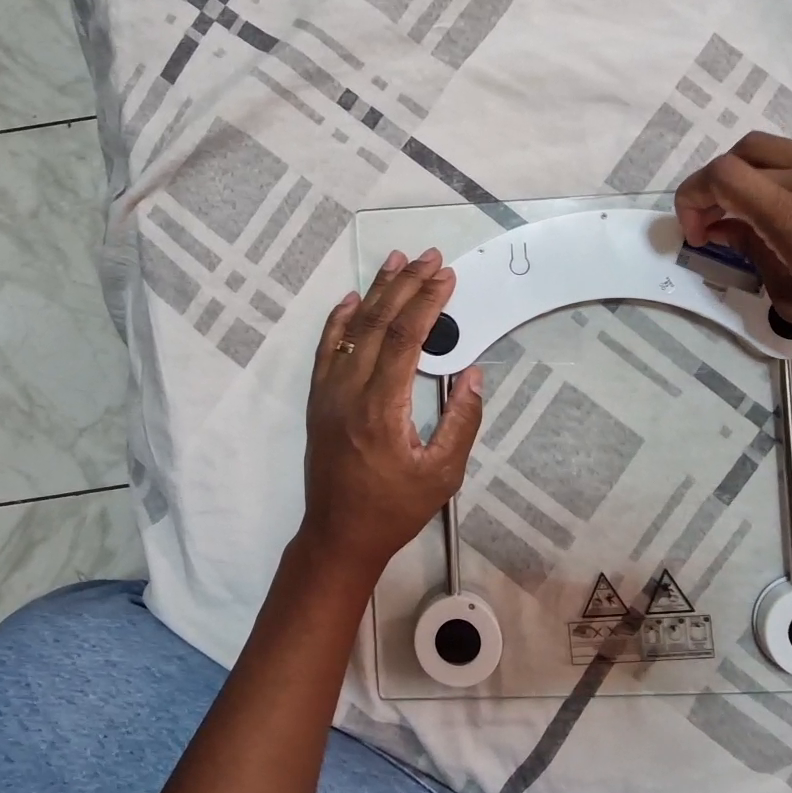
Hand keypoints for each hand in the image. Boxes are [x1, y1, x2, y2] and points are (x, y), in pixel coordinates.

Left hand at [300, 249, 483, 576]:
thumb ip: (461, 421)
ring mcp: (329, 392)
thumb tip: (472, 373)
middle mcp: (350, 391)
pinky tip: (352, 298)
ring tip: (396, 260)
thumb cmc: (394, 508)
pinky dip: (340, 319)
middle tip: (429, 257)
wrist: (339, 535)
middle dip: (406, 285)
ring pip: (351, 329)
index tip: (445, 277)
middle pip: (378, 323)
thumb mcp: (443, 474)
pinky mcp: (319, 398)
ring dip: (375, 291)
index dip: (426, 303)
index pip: (405, 339)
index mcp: (382, 408)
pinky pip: (327, 348)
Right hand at [674, 132, 791, 364]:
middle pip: (741, 153)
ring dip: (749, 174)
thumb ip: (753, 255)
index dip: (693, 197)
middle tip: (717, 222)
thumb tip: (725, 229)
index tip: (698, 232)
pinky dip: (783, 173)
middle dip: (715, 184)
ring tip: (753, 214)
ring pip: (773, 147)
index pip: (721, 175)